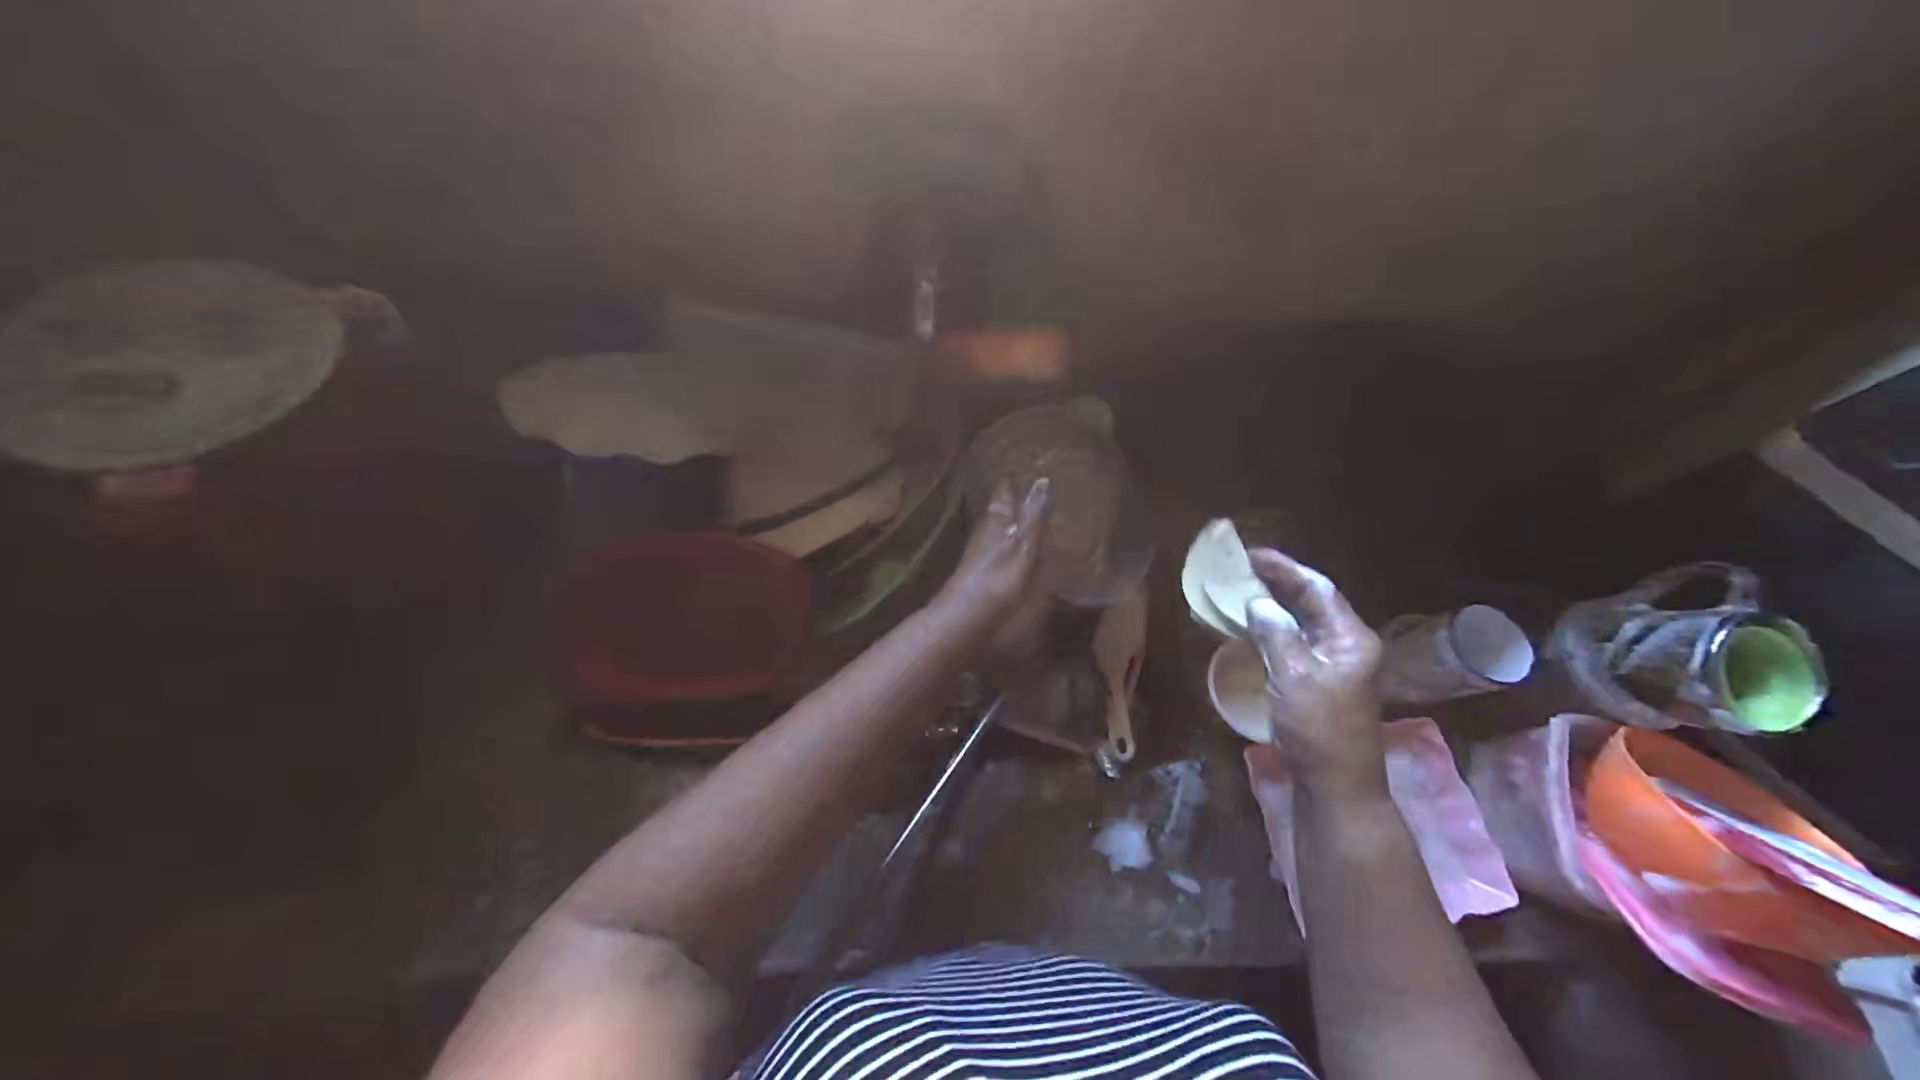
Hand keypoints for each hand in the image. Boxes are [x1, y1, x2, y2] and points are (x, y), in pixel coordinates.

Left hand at [931, 478, 1049, 633]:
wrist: (962, 620)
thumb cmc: (998, 582)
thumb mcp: (1024, 548)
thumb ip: (1033, 518)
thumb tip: (1043, 481)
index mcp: (996, 523)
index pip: (1004, 495)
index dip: (1010, 485)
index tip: (1019, 474)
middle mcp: (982, 533)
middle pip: (996, 512)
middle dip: (1007, 502)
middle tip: (1021, 492)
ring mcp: (975, 555)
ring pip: (991, 530)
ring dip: (1003, 524)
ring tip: (1019, 521)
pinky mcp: (973, 576)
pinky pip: (990, 551)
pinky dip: (1000, 546)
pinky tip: (1006, 554)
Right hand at [1245, 549, 1385, 796]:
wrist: (1335, 783)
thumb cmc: (1318, 727)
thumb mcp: (1294, 675)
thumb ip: (1276, 633)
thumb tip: (1258, 603)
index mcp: (1351, 638)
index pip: (1317, 589)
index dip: (1284, 569)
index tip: (1251, 554)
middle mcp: (1347, 645)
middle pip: (1312, 602)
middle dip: (1278, 582)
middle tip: (1243, 567)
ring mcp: (1336, 664)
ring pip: (1302, 622)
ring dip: (1274, 604)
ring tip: (1242, 589)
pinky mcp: (1320, 681)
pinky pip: (1295, 642)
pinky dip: (1273, 628)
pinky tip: (1251, 626)